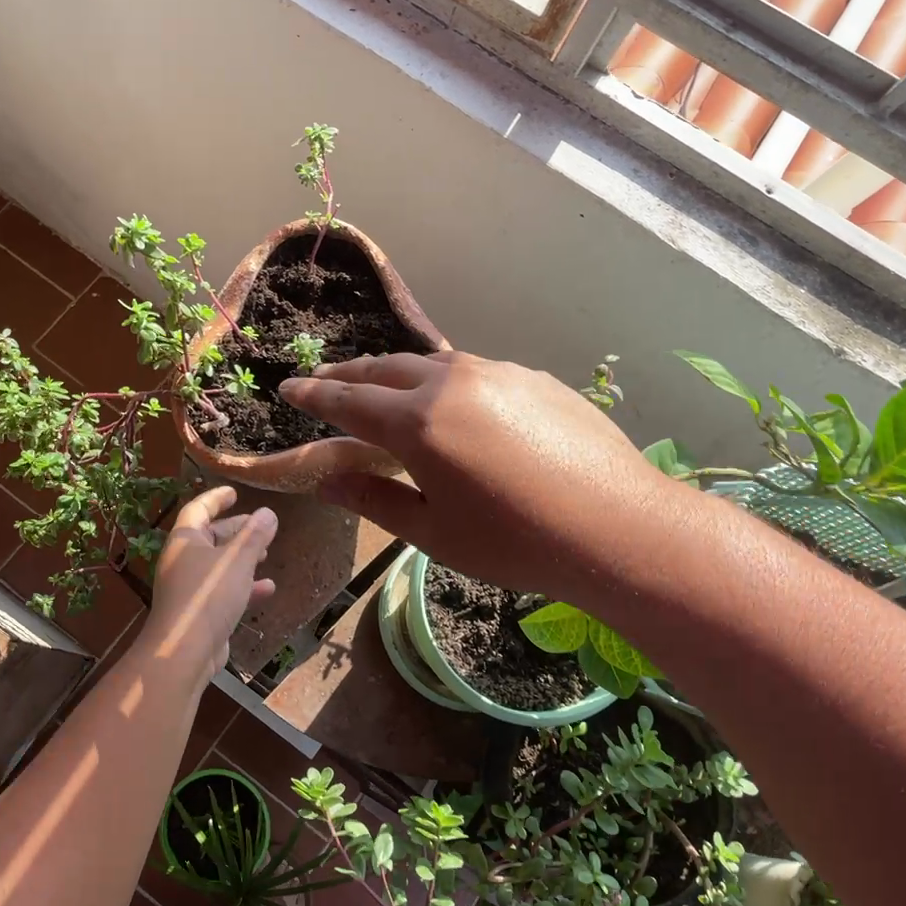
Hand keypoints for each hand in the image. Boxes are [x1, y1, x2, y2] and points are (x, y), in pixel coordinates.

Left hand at [139, 486, 277, 676]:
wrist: (184, 651)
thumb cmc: (208, 596)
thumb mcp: (237, 560)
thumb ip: (254, 535)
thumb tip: (268, 513)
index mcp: (184, 540)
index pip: (198, 509)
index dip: (216, 498)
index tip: (235, 492)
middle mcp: (182, 560)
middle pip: (210, 536)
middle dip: (236, 530)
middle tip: (260, 526)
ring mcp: (189, 588)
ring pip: (218, 564)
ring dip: (242, 557)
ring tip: (266, 553)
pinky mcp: (199, 612)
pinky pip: (223, 591)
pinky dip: (243, 586)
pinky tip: (267, 588)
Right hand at [279, 352, 676, 595]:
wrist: (616, 528)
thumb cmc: (513, 542)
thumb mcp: (432, 532)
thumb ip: (373, 500)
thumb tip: (327, 480)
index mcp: (418, 423)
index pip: (348, 401)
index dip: (314, 395)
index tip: (288, 387)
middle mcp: (453, 383)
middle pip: (385, 369)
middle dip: (348, 375)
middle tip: (325, 382)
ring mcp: (498, 374)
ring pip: (430, 364)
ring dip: (396, 373)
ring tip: (381, 386)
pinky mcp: (534, 379)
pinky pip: (472, 372)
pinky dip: (443, 381)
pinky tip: (451, 403)